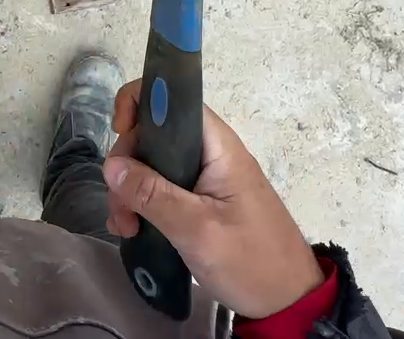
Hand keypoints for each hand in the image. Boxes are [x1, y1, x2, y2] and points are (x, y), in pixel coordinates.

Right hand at [103, 80, 321, 318]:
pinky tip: (133, 228)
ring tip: (125, 227)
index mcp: (215, 144)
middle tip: (120, 206)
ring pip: (152, 162)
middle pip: (153, 134)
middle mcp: (208, 150)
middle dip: (127, 164)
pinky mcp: (200, 197)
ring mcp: (204, 174)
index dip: (138, 104)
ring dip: (131, 190)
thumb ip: (152, 195)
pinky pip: (161, 186)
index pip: (171, 98)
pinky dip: (143, 203)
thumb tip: (110, 166)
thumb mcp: (197, 230)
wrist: (292, 305)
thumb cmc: (251, 261)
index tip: (119, 133)